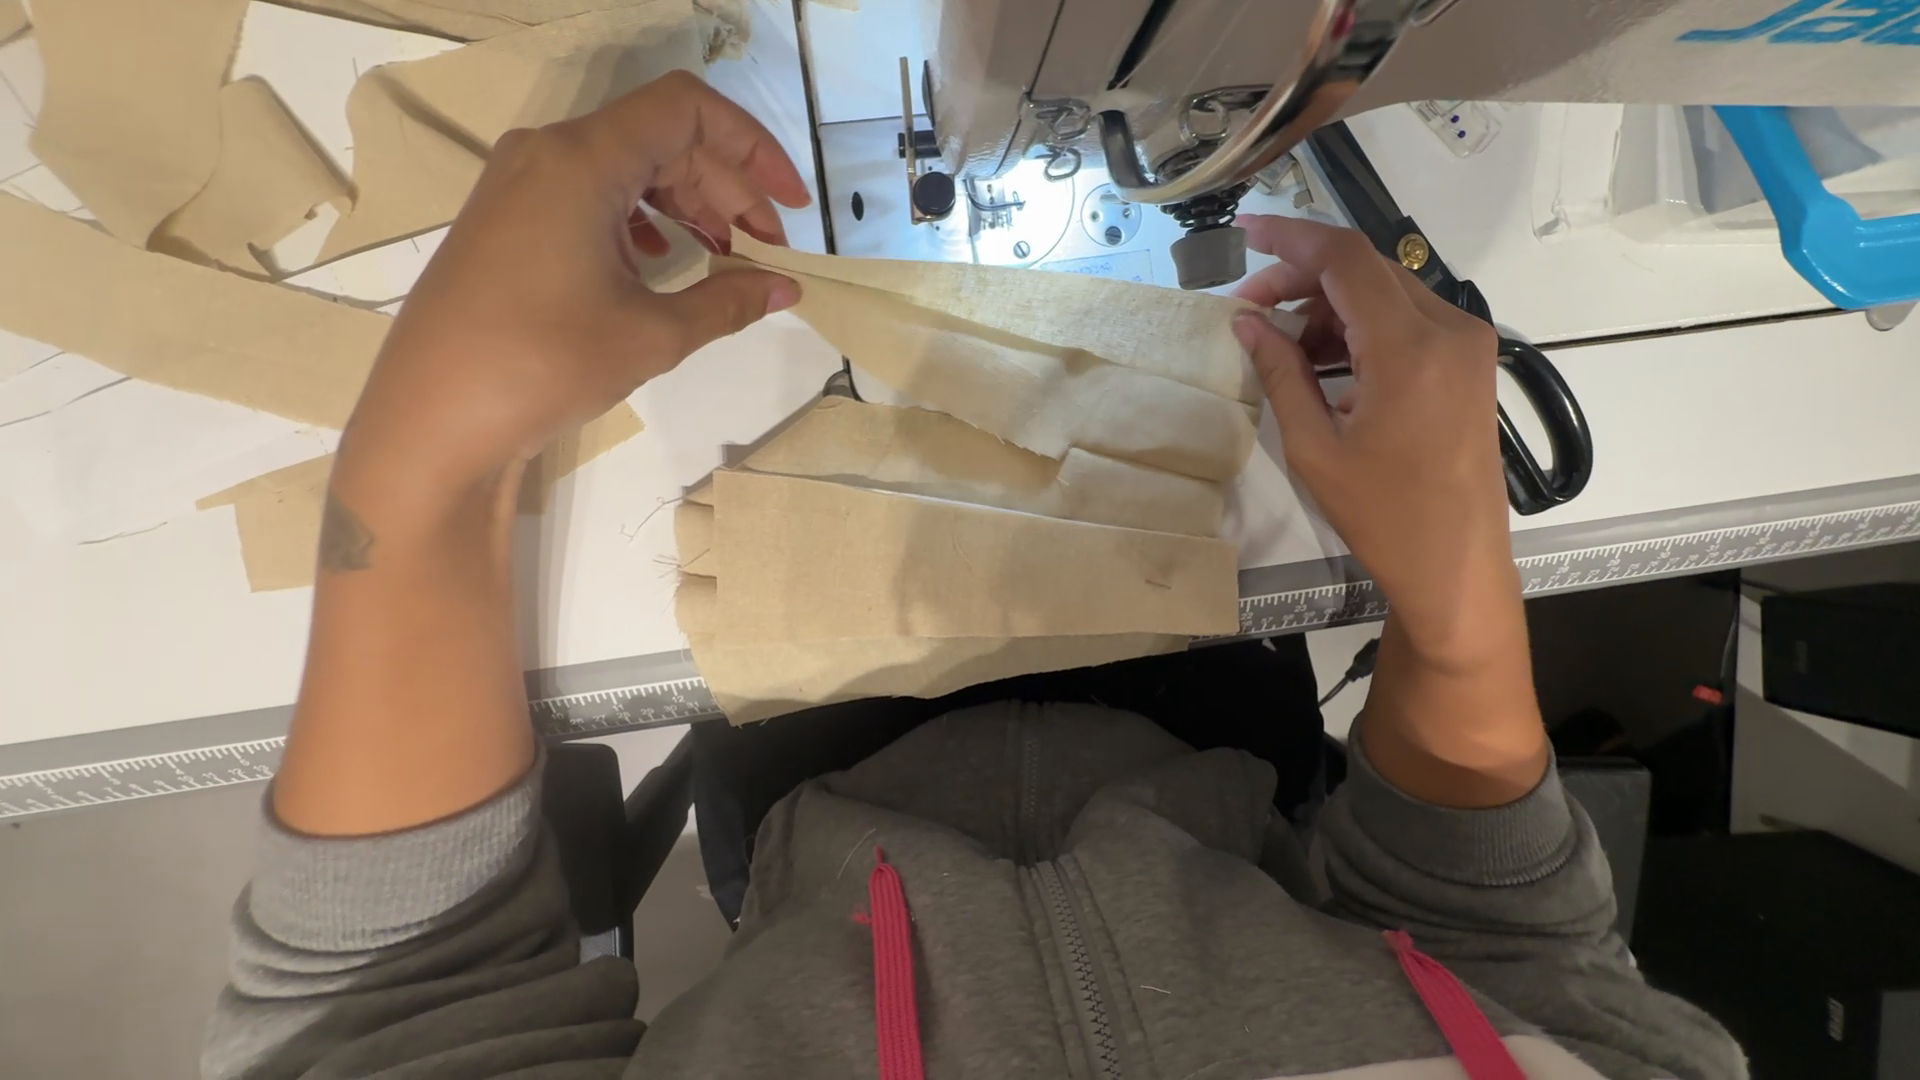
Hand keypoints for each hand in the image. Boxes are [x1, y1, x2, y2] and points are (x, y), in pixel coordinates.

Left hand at [337, 72, 808, 502]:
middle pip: (663, 139)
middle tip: (767, 250)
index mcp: (583, 162)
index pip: (687, 112)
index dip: (752, 148)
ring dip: (690, 204)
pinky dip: (645, 219)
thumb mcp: (653, 334)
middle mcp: (549, 154)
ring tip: (726, 256)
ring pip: (629, 167)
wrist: (438, 414)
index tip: (792, 204)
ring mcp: (524, 185)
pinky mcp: (514, 220)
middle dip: (728, 187)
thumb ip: (729, 302)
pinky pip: (595, 194)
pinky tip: (663, 262)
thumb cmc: (547, 364)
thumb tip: (786, 288)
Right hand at [1230, 215, 1515, 664]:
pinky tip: (1321, 361)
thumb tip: (1246, 322)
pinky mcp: (1466, 362)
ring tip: (1279, 346)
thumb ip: (1280, 372)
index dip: (1291, 238)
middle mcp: (1448, 328)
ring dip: (1327, 307)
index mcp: (1409, 347)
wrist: (1454, 561)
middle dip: (1301, 279)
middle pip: (1365, 270)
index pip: (1346, 259)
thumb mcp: (1314, 445)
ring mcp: (1465, 343)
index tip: (1244, 234)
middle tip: (1249, 312)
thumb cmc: (1380, 512)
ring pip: (1383, 293)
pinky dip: (1357, 329)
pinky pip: (1403, 322)